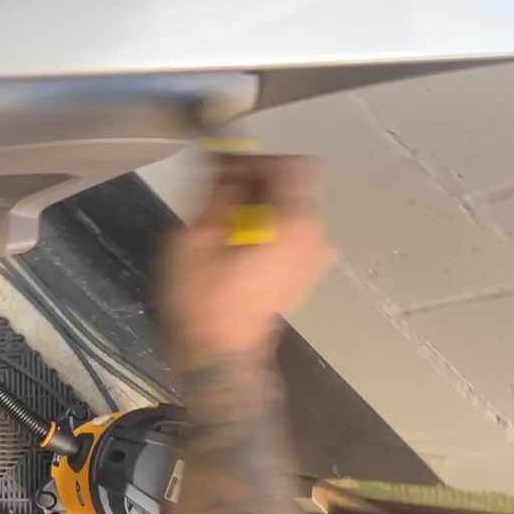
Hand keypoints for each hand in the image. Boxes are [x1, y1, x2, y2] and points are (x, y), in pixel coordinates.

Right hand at [162, 155, 333, 365]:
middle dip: (256, 182)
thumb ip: (218, 195)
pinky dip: (267, 229)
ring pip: (292, 211)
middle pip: (295, 187)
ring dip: (259, 206)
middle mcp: (317, 237)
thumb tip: (227, 166)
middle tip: (217, 193)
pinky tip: (235, 247)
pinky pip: (291, 235)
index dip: (258, 159)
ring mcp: (315, 259)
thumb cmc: (204, 300)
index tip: (226, 167)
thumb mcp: (196, 240)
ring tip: (222, 222)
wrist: (220, 355)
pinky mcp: (304, 274)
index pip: (295, 165)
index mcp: (295, 225)